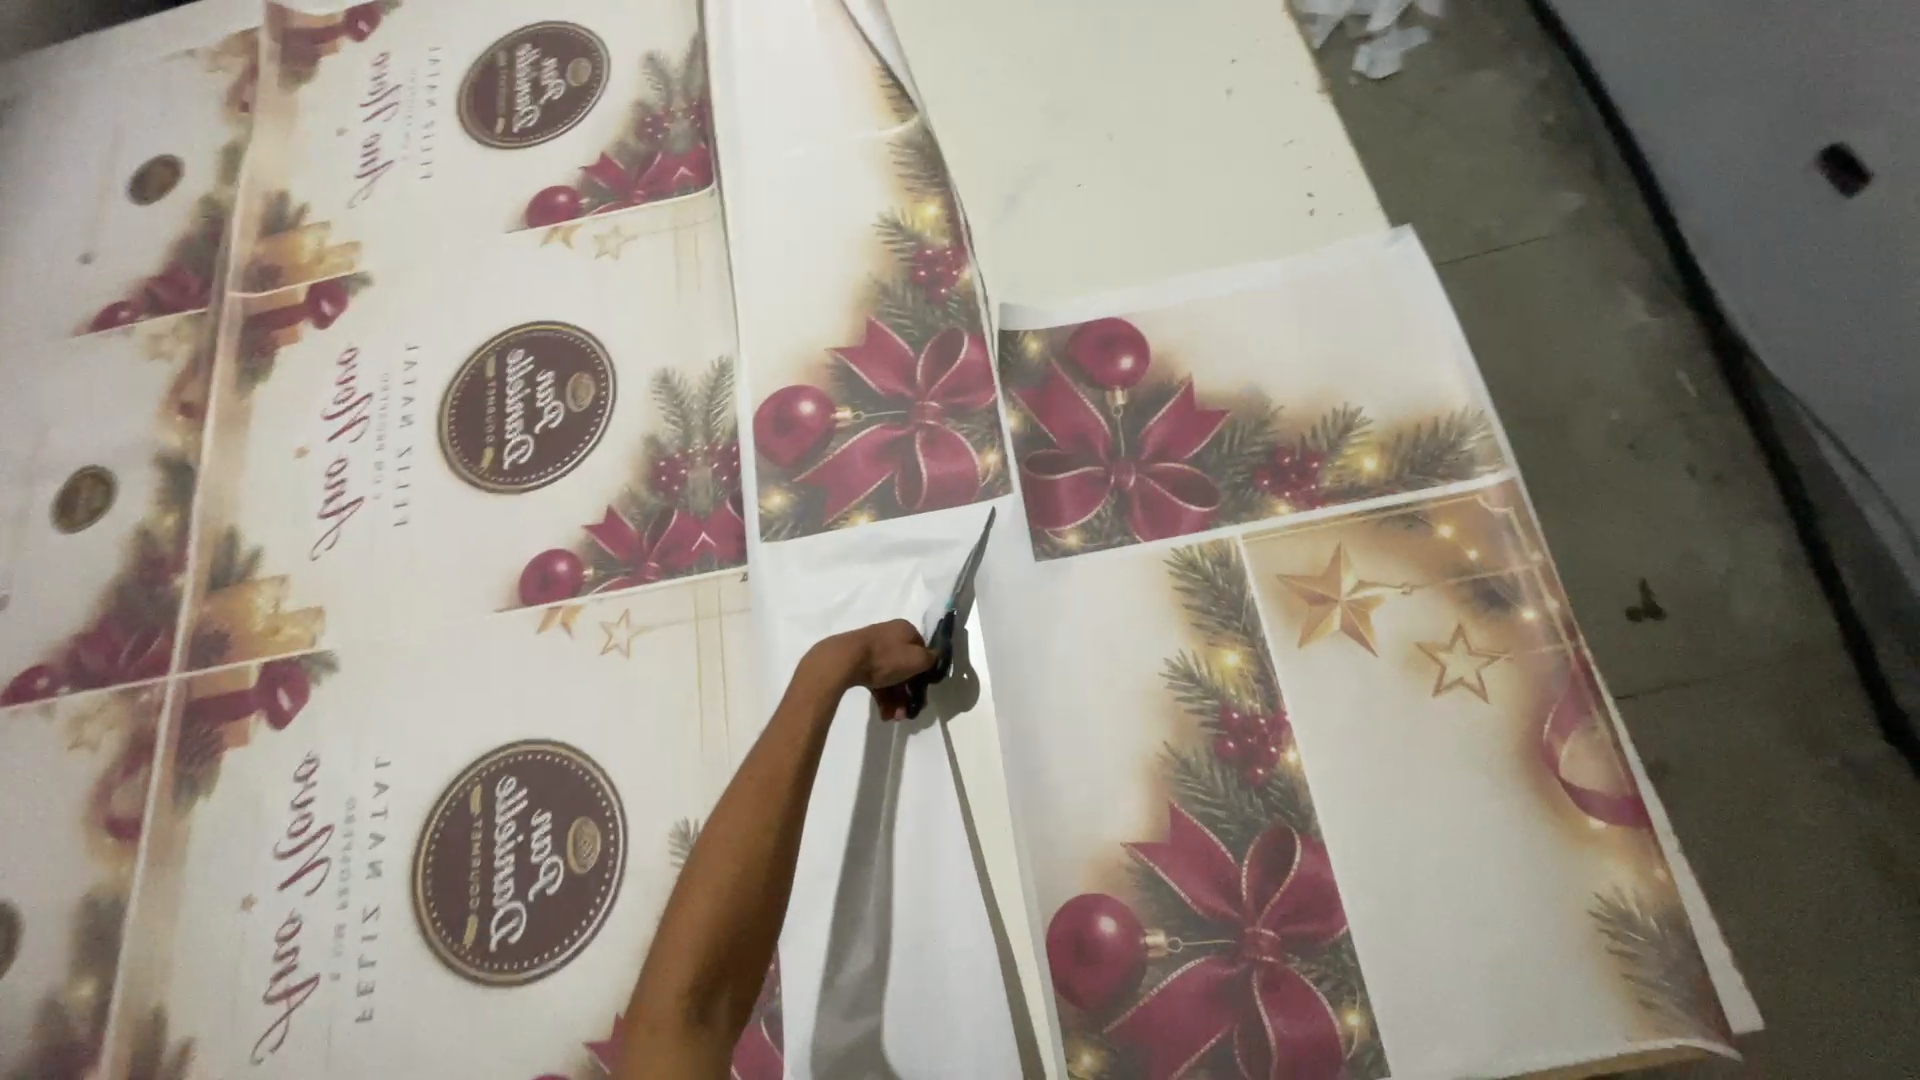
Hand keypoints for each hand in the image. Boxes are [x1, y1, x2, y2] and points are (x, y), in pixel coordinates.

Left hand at [811, 619, 936, 720]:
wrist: (844, 660)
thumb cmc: (885, 658)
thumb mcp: (917, 659)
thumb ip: (931, 660)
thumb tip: (933, 659)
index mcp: (905, 630)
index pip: (922, 652)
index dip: (925, 673)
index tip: (923, 693)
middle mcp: (889, 637)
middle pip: (906, 668)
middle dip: (908, 693)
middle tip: (909, 712)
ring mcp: (872, 650)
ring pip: (891, 677)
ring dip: (896, 700)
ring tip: (894, 718)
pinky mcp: (858, 663)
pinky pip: (876, 681)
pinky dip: (882, 697)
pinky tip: (884, 714)